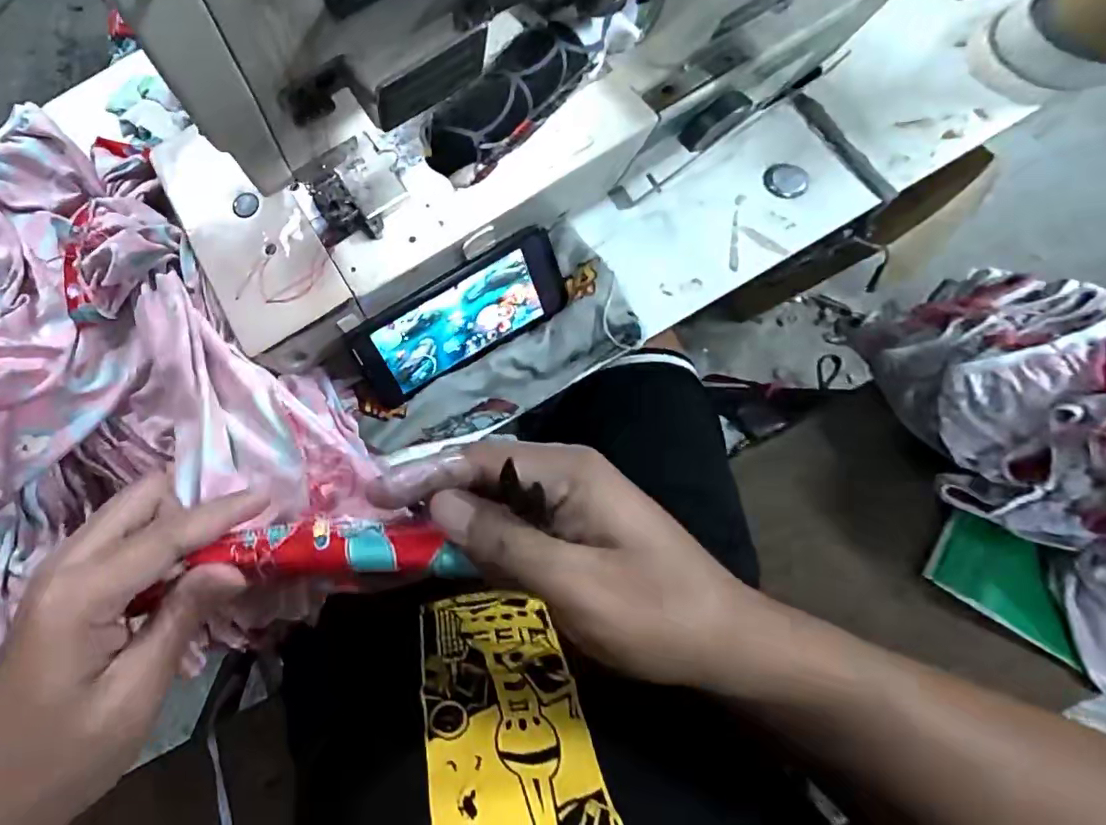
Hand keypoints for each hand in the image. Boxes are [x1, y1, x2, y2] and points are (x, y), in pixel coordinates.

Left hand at [0, 473, 269, 824]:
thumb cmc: (63, 760)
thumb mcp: (132, 698)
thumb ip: (181, 620)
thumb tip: (232, 566)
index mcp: (79, 592)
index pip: (165, 533)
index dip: (220, 511)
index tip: (265, 493)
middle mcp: (63, 564)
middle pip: (139, 499)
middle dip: (193, 501)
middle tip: (239, 523)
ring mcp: (56, 572)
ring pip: (127, 513)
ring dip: (174, 519)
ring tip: (219, 545)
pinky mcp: (59, 587)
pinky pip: (115, 540)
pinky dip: (153, 543)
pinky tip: (179, 572)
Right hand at [369, 440, 760, 688]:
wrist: (729, 644)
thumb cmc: (655, 613)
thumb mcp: (574, 584)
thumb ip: (503, 542)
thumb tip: (436, 505)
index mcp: (566, 469)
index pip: (479, 459)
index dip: (424, 473)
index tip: (376, 491)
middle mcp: (563, 472)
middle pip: (482, 473)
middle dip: (430, 489)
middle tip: (377, 510)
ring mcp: (569, 500)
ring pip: (494, 498)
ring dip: (450, 513)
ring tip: (399, 527)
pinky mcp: (571, 529)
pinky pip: (513, 523)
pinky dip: (478, 535)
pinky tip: (449, 549)